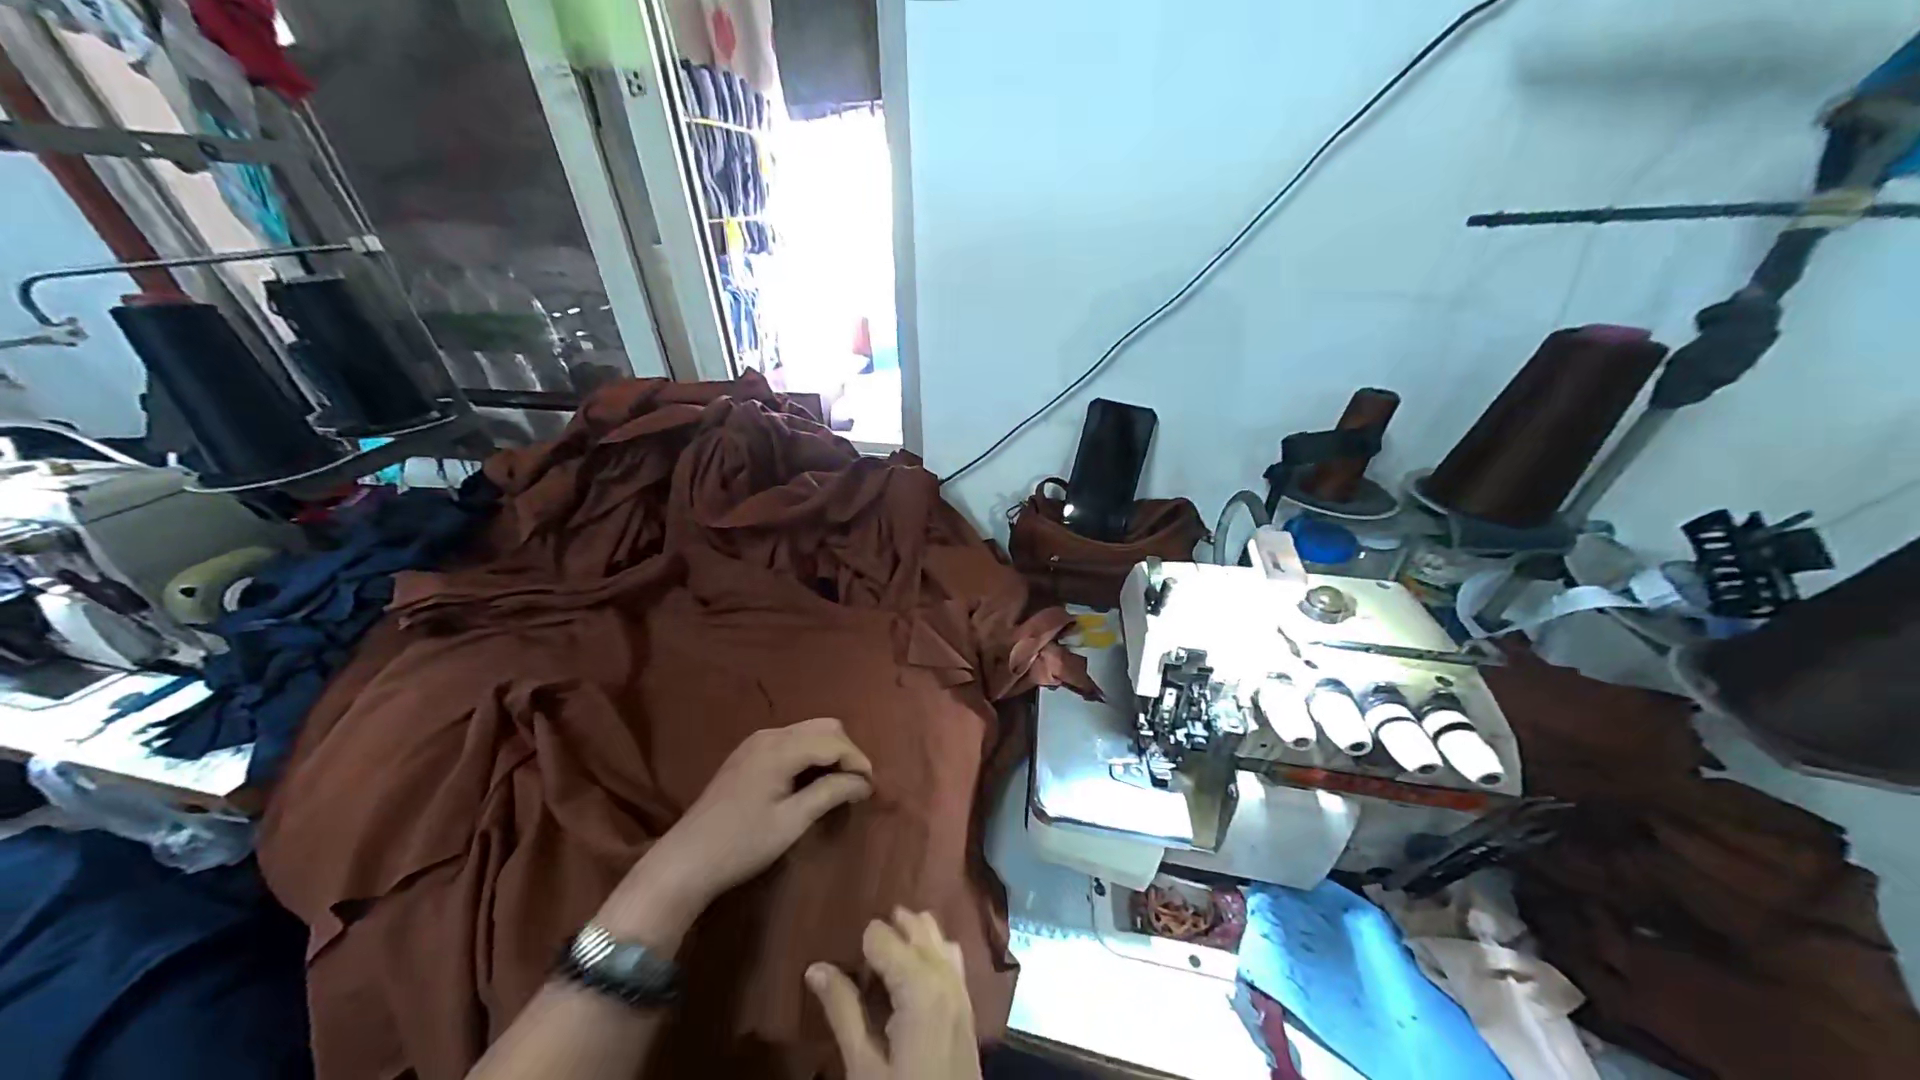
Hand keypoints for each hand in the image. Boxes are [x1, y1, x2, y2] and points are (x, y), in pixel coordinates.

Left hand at [597, 717, 873, 947]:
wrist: (685, 861)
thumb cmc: (742, 844)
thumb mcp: (792, 822)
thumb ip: (830, 793)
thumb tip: (864, 782)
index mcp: (780, 748)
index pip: (834, 740)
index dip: (857, 760)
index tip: (870, 788)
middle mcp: (769, 735)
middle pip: (823, 727)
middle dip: (846, 751)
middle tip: (856, 785)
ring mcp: (754, 742)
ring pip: (807, 731)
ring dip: (828, 751)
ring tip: (839, 784)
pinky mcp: (747, 754)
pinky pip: (790, 740)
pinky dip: (809, 753)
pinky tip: (810, 780)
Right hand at [806, 909, 981, 1079]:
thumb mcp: (863, 1065)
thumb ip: (842, 1010)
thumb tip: (815, 968)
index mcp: (919, 984)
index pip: (881, 934)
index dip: (859, 947)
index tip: (846, 966)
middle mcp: (944, 974)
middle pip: (915, 924)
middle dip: (887, 931)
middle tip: (860, 962)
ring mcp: (961, 988)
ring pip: (937, 935)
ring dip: (911, 936)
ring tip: (883, 960)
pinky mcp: (968, 1005)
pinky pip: (951, 956)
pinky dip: (931, 950)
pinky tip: (912, 972)